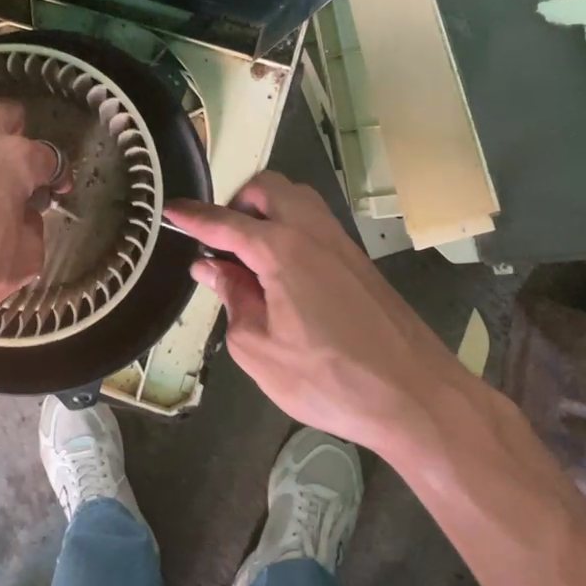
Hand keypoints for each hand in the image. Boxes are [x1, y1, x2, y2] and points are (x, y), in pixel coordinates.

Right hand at [164, 172, 473, 452]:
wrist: (416, 396)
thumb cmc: (329, 379)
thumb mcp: (260, 349)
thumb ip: (232, 299)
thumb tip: (212, 269)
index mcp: (281, 250)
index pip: (224, 222)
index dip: (193, 217)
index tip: (170, 209)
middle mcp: (312, 232)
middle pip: (268, 188)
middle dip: (237, 201)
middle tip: (222, 240)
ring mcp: (341, 243)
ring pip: (297, 198)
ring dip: (267, 210)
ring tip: (250, 254)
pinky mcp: (359, 261)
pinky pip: (315, 222)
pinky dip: (291, 228)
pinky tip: (283, 272)